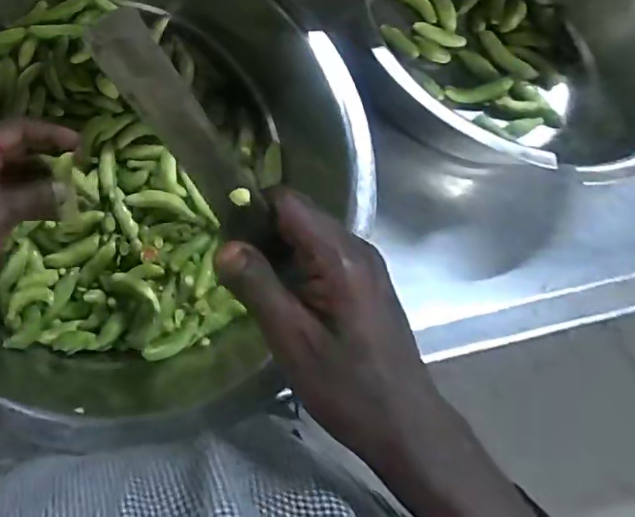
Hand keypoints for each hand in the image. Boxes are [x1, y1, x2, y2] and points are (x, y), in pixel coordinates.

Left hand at [0, 119, 78, 302]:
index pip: (18, 129)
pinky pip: (9, 189)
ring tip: (70, 184)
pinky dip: (30, 193)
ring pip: (14, 169)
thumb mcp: (3, 212)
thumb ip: (38, 196)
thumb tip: (72, 191)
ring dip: (41, 175)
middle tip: (79, 162)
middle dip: (47, 153)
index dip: (50, 133)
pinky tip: (51, 204)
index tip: (80, 143)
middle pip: (16, 146)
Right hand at [218, 188, 530, 516]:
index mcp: (340, 255)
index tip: (223, 231)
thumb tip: (223, 246)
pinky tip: (278, 290)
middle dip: (259, 228)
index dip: (251, 207)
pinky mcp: (363, 279)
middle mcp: (355, 247)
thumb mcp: (293, 340)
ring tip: (247, 275)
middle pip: (296, 212)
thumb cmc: (349, 388)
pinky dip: (293, 260)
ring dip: (274, 246)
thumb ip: (257, 286)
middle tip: (230, 258)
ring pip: (306, 231)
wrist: (411, 433)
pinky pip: (319, 250)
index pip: (286, 200)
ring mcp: (363, 262)